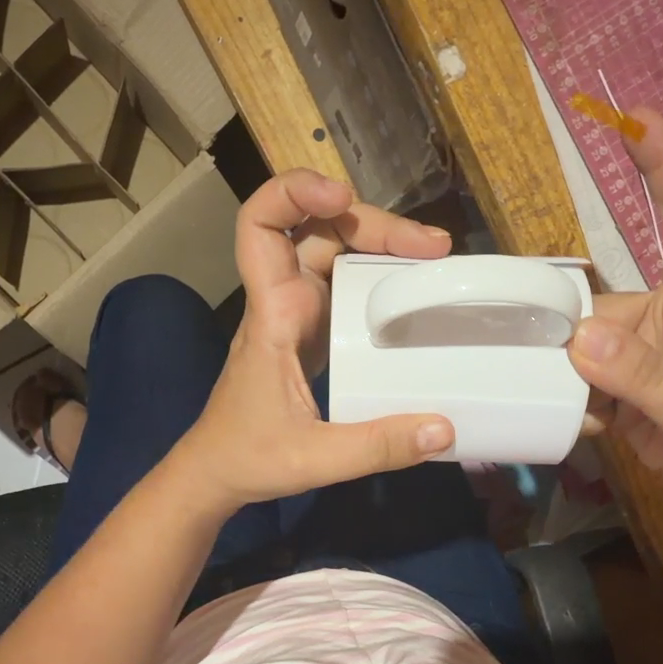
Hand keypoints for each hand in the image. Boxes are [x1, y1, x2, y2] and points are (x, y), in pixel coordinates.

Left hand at [170, 170, 455, 511]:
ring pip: (333, 250)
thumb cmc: (251, 458)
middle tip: (433, 247)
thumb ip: (377, 447)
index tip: (343, 196)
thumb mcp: (315, 460)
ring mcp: (297, 313)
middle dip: (373, 222)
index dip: (294, 192)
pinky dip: (377, 273)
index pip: (260, 226)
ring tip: (434, 257)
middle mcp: (284, 302)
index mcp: (273, 316)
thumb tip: (444, 430)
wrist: (219, 471)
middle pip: (319, 229)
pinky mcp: (311, 330)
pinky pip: (343, 282)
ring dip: (379, 241)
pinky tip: (412, 289)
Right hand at [569, 107, 662, 520]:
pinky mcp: (625, 395)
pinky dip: (568, 400)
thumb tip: (580, 337)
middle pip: (604, 296)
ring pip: (583, 344)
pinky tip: (566, 421)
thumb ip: (646, 379)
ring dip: (560, 368)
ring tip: (537, 390)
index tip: (632, 117)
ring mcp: (643, 359)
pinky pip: (582, 383)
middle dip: (568, 314)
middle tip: (520, 335)